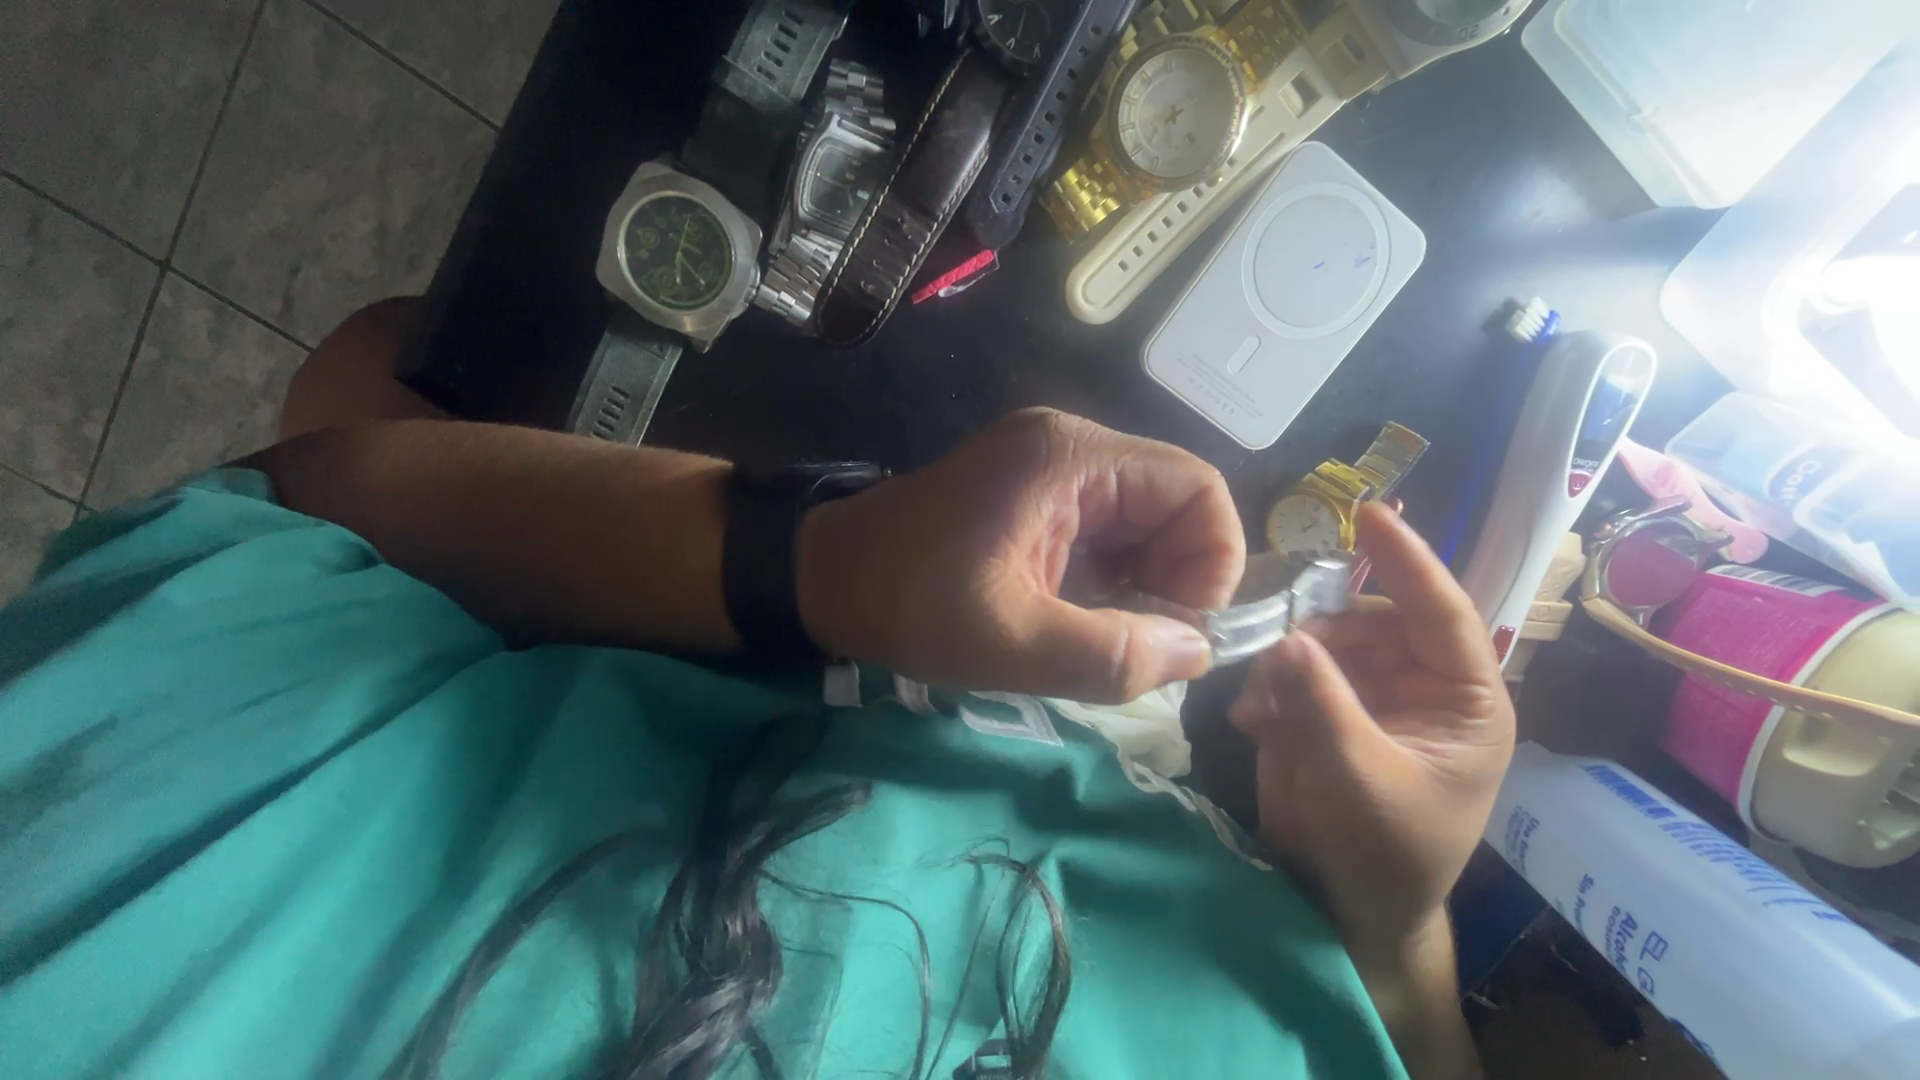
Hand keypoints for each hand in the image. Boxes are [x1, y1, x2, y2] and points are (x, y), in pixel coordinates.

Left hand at [797, 408, 1244, 702]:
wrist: (822, 577)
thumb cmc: (907, 601)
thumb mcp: (1009, 642)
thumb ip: (1110, 654)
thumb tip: (1197, 652)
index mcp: (1069, 459)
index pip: (1196, 488)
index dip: (1211, 561)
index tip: (1181, 629)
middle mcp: (1069, 448)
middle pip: (1174, 504)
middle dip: (1177, 579)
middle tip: (1144, 644)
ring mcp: (1049, 470)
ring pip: (1143, 524)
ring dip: (1145, 585)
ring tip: (1110, 639)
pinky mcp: (1032, 498)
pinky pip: (1105, 534)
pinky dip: (1112, 581)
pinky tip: (1082, 620)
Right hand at [1229, 502, 1512, 952]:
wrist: (1343, 903)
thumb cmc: (1384, 850)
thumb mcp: (1359, 778)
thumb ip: (1323, 704)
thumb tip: (1287, 635)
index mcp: (1462, 700)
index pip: (1442, 613)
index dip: (1408, 562)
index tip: (1371, 513)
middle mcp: (1416, 685)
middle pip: (1366, 624)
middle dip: (1319, 636)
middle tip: (1274, 655)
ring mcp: (1365, 696)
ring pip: (1319, 646)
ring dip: (1284, 667)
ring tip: (1261, 708)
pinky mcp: (1320, 711)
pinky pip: (1287, 675)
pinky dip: (1265, 692)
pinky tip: (1250, 723)